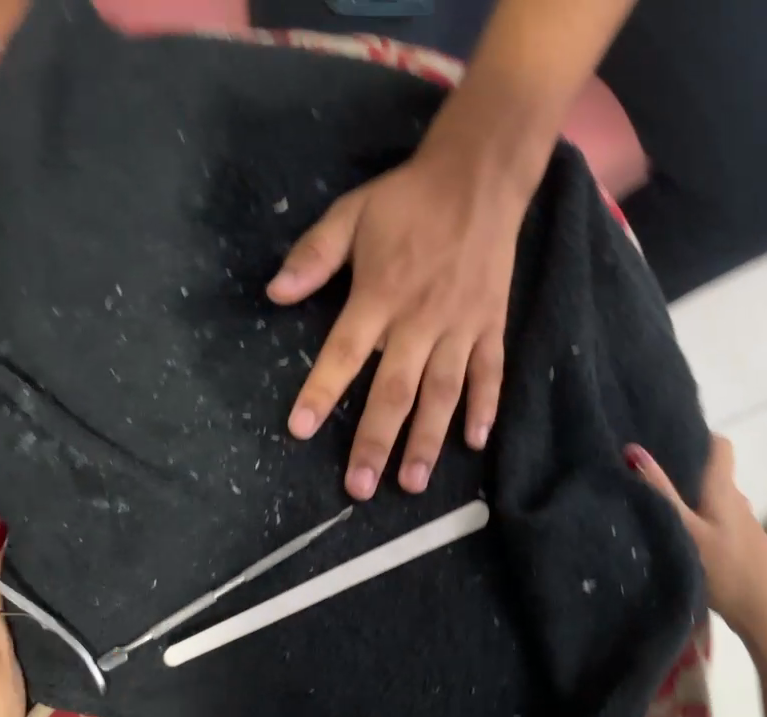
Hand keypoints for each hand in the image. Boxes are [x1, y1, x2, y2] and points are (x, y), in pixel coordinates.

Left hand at [272, 148, 529, 498]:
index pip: (344, 352)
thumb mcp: (351, 213)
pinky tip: (475, 442)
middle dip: (376, 440)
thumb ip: (314, 255)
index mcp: (380, 295)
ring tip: (412, 483)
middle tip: (360, 488)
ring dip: (427, 440)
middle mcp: (420, 320)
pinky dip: (485, 407)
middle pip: (395, 389)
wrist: (479, 177)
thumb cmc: (407, 200)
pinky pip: (489, 372)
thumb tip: (275, 293)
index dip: (321, 391)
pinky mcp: (491, 325)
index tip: (301, 429)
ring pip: (443, 393)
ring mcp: (461, 326)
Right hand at [628, 438, 766, 641]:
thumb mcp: (686, 531)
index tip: (666, 443)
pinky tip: (675, 541)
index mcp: (724, 490)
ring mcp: (741, 527)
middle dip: (682, 472)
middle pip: (711, 475)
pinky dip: (696, 523)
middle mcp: (736, 502)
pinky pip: (713, 523)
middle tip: (644, 477)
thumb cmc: (727, 570)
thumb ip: (661, 493)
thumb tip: (633, 450)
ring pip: (711, 501)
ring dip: (687, 501)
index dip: (697, 438)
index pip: (719, 446)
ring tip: (652, 509)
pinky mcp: (740, 549)